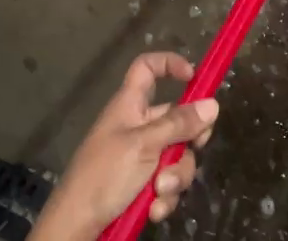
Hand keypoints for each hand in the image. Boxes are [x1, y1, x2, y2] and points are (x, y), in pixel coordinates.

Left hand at [30, 53, 219, 240]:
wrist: (73, 232)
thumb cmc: (103, 176)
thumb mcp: (144, 145)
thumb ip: (179, 124)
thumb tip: (214, 103)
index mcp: (130, 106)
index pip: (147, 68)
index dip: (169, 64)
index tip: (194, 77)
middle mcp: (138, 127)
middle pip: (177, 117)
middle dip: (188, 140)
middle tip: (196, 147)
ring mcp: (140, 157)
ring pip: (177, 154)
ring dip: (175, 176)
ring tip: (160, 192)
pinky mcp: (142, 185)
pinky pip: (167, 181)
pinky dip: (164, 196)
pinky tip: (154, 210)